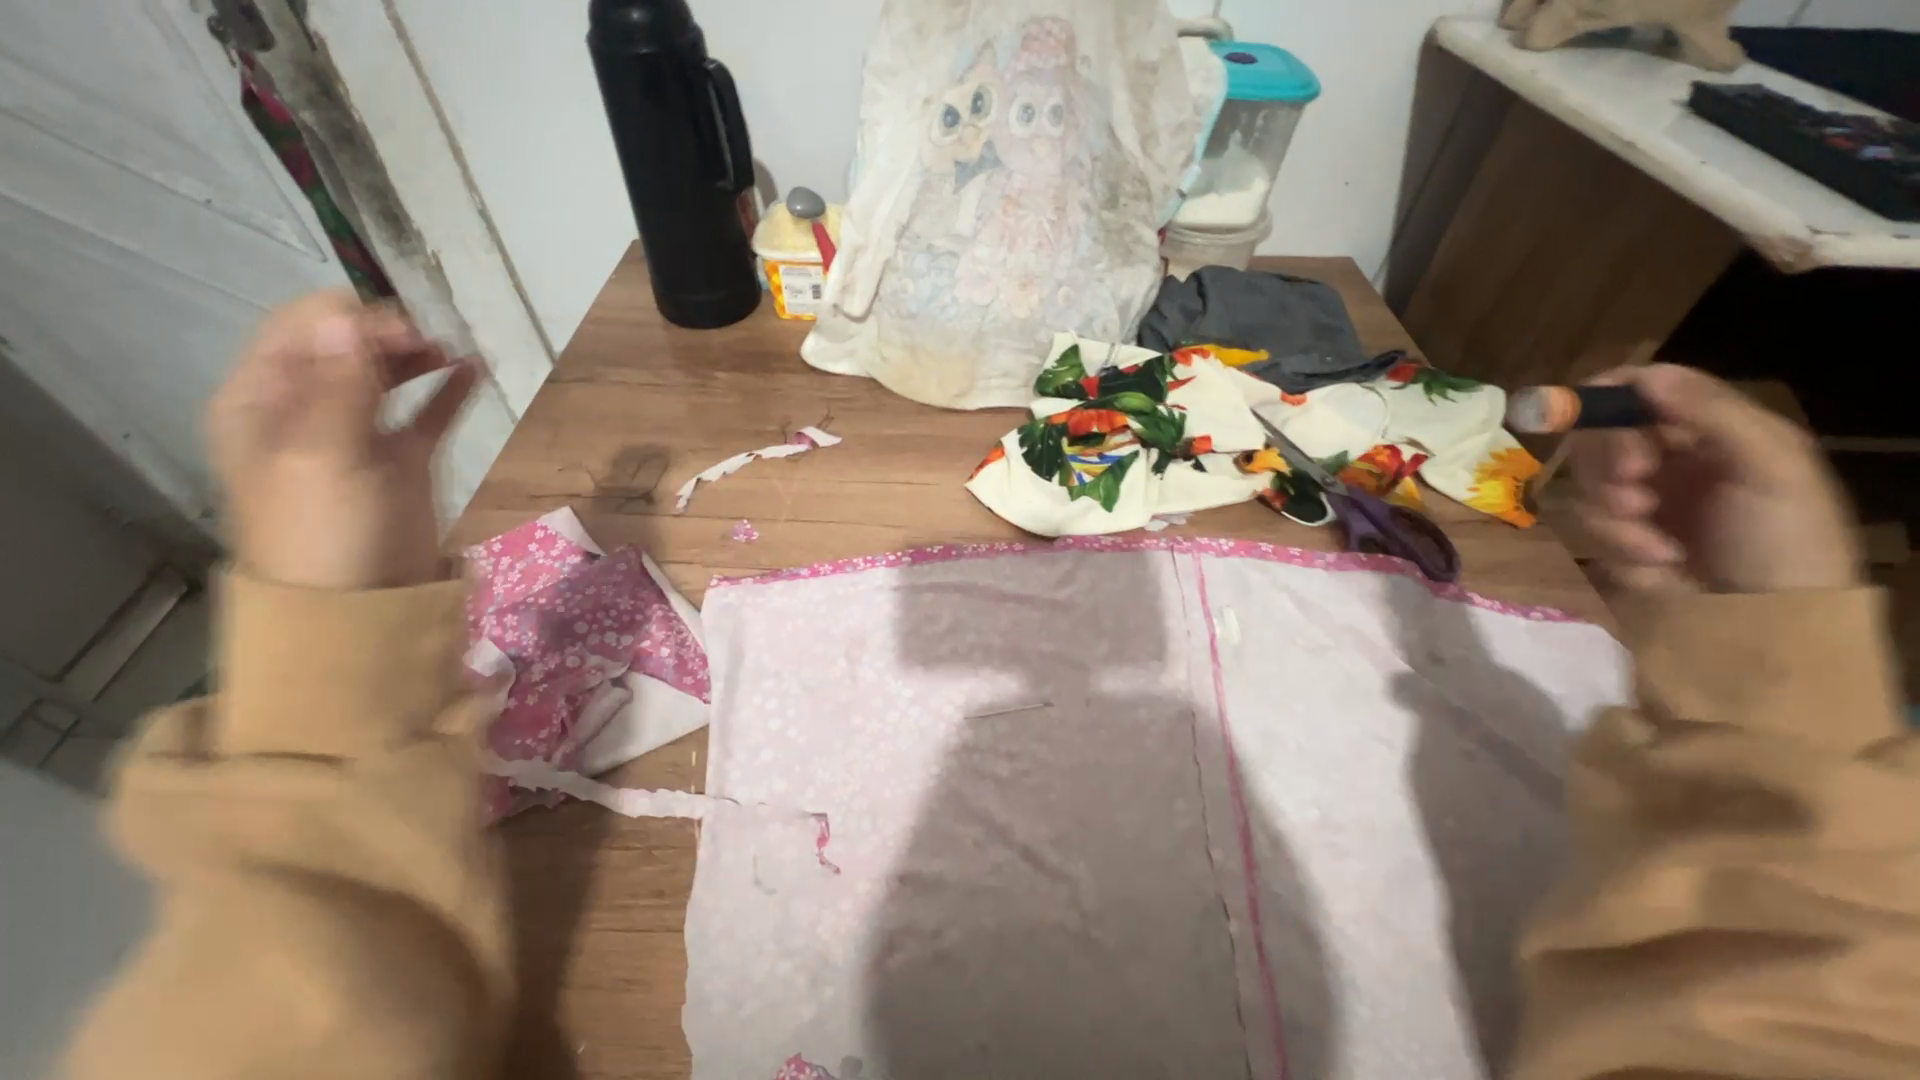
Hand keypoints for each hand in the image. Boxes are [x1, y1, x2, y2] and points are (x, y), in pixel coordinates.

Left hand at [207, 291, 477, 589]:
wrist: (361, 606)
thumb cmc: (326, 530)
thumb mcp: (323, 454)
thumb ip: (338, 384)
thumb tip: (347, 315)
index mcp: (264, 401)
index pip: (301, 330)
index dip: (350, 319)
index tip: (403, 330)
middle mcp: (306, 409)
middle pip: (346, 347)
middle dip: (389, 334)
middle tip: (434, 342)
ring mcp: (358, 434)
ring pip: (388, 375)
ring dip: (421, 356)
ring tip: (457, 350)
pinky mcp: (403, 460)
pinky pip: (427, 413)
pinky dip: (449, 390)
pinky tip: (476, 371)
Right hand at [1570, 364, 1858, 593]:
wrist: (1772, 627)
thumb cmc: (1786, 540)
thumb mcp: (1771, 467)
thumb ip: (1712, 413)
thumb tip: (1642, 374)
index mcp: (1714, 431)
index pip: (1644, 391)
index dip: (1609, 397)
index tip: (1578, 411)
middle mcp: (1672, 460)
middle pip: (1604, 435)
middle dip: (1610, 460)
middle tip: (1635, 485)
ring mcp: (1644, 501)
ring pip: (1589, 482)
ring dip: (1615, 511)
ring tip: (1656, 543)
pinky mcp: (1621, 540)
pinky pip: (1590, 527)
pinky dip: (1619, 545)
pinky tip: (1659, 564)